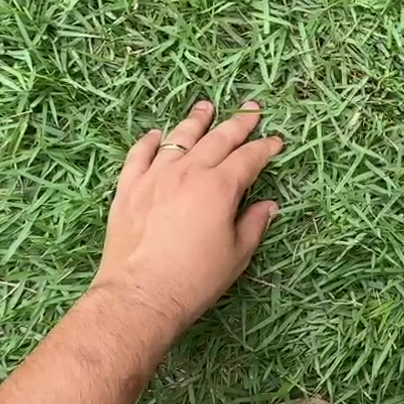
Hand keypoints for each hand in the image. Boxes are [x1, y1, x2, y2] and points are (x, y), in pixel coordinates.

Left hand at [92, 100, 283, 334]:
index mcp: (219, 187)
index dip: (265, 148)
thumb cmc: (195, 280)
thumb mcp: (236, 255)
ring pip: (179, 138)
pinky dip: (150, 141)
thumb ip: (253, 224)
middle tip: (251, 109)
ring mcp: (155, 176)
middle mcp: (188, 172)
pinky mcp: (128, 188)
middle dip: (238, 122)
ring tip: (205, 107)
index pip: (249, 158)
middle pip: (218, 138)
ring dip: (196, 121)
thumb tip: (268, 206)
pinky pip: (139, 155)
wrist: (140, 296)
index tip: (276, 142)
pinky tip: (157, 134)